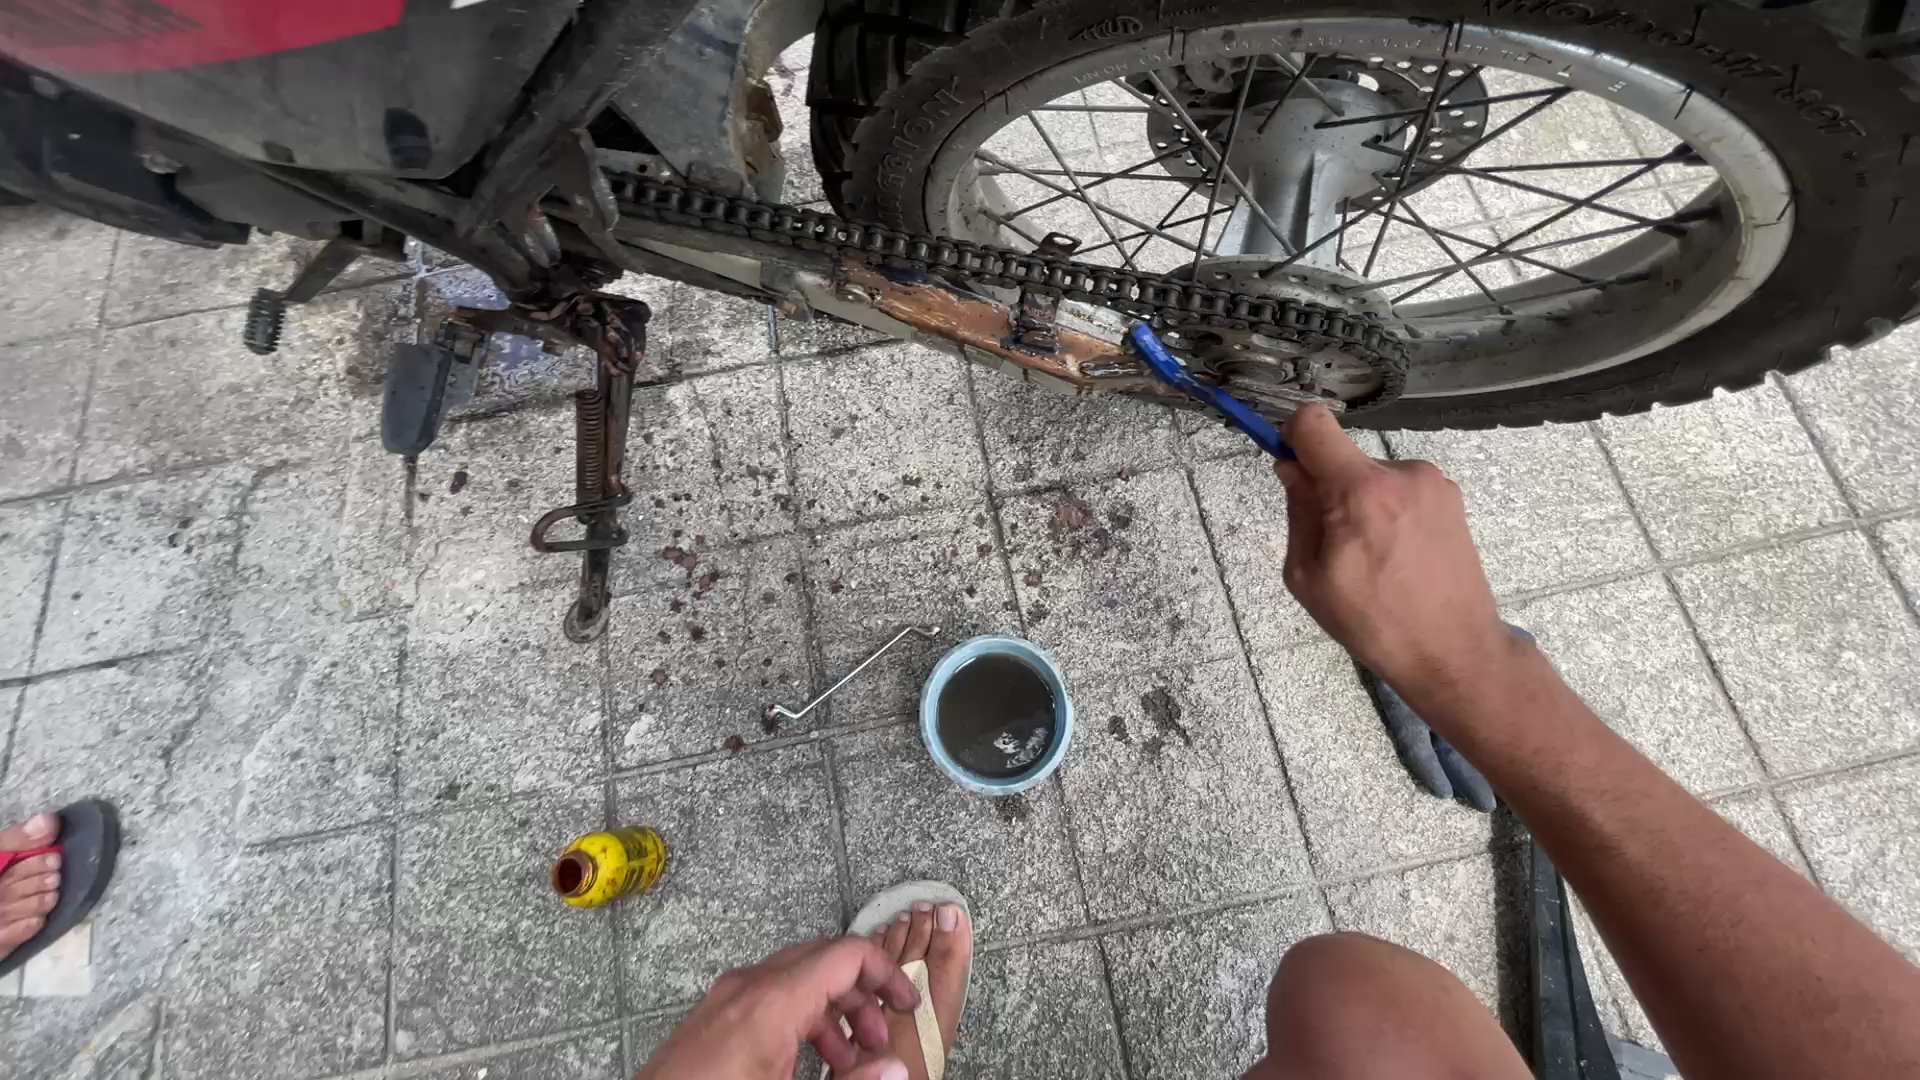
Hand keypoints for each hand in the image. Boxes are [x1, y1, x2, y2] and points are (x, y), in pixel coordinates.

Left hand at [636, 936, 917, 1079]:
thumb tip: (897, 1070)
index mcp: (771, 1002)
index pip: (845, 954)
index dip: (886, 972)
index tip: (906, 1002)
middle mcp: (747, 987)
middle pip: (823, 960)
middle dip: (861, 993)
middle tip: (882, 1036)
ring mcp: (724, 1000)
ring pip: (795, 978)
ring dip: (832, 1008)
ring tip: (851, 1057)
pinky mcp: (710, 1020)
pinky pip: (768, 999)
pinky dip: (799, 1017)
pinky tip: (808, 1062)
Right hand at [1274, 406, 1518, 696]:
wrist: (1453, 650)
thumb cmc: (1370, 621)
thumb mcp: (1306, 574)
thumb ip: (1298, 511)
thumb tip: (1292, 469)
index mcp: (1360, 490)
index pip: (1313, 423)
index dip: (1290, 435)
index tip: (1289, 467)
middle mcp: (1402, 473)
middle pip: (1340, 455)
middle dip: (1325, 486)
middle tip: (1330, 541)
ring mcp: (1433, 483)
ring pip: (1369, 475)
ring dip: (1357, 501)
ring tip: (1368, 555)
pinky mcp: (1450, 497)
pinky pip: (1397, 488)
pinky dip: (1385, 510)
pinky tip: (1395, 553)